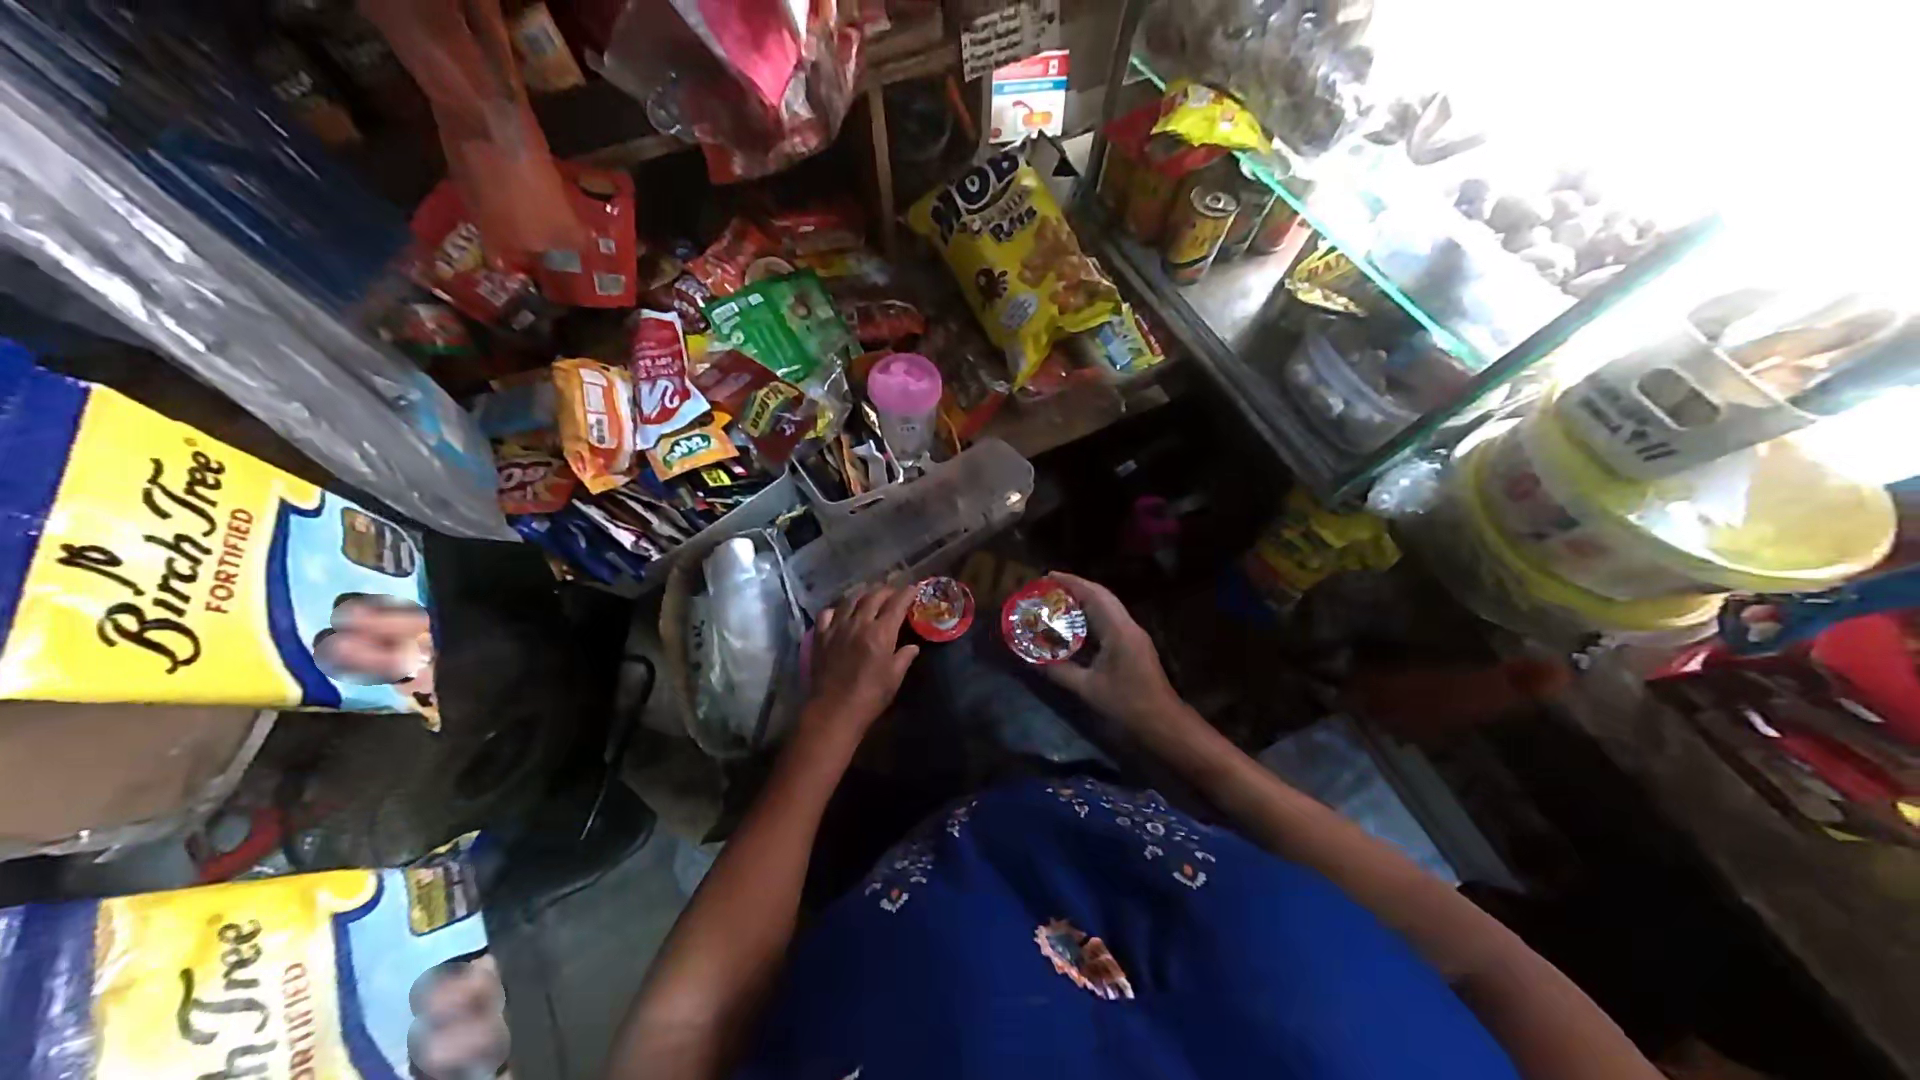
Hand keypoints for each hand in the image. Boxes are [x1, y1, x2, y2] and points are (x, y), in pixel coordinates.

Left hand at [800, 583, 920, 743]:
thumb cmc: (870, 696)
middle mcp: (859, 623)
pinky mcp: (820, 637)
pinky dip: (836, 608)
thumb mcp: (894, 678)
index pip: (897, 604)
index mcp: (881, 632)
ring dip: (863, 594)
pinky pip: (826, 613)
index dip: (907, 593)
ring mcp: (837, 628)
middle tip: (894, 591)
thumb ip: (904, 657)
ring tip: (869, 595)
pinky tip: (840, 612)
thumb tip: (912, 646)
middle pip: (873, 596)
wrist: (834, 710)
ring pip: (850, 600)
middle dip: (886, 590)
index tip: (914, 588)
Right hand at [1041, 573, 1183, 728]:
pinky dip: (1092, 615)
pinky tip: (1076, 624)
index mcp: (1118, 630)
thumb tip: (1034, 660)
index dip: (1071, 582)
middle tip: (1049, 586)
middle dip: (1076, 587)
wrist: (1162, 721)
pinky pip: (1111, 620)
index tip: (1048, 576)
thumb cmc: (1126, 703)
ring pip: (1108, 607)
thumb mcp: (1087, 688)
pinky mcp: (1134, 644)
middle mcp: (1128, 626)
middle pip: (1102, 596)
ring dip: (1085, 600)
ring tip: (1058, 601)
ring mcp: (1134, 634)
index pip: (1094, 595)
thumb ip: (1059, 671)